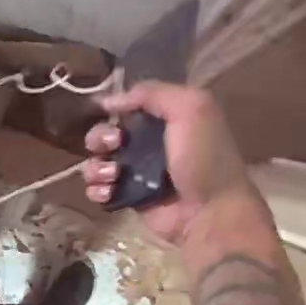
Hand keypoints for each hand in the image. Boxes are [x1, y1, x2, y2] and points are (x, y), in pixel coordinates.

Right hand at [82, 83, 254, 244]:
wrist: (209, 211)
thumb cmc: (203, 157)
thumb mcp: (191, 108)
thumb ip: (153, 93)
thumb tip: (110, 100)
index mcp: (164, 119)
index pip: (127, 107)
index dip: (114, 108)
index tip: (109, 112)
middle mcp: (147, 144)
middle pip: (104, 134)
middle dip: (99, 138)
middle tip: (114, 145)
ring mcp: (135, 173)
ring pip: (97, 163)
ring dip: (96, 166)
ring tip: (112, 174)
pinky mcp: (127, 198)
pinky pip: (98, 190)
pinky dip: (97, 190)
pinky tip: (109, 192)